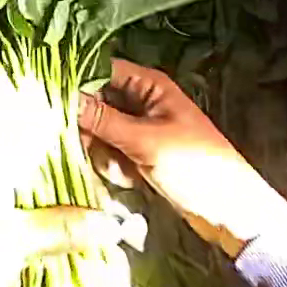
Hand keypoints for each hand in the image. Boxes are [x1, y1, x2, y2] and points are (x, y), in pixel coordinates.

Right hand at [79, 59, 286, 257]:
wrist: (231, 215)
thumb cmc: (195, 167)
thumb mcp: (145, 141)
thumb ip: (103, 119)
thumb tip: (64, 97)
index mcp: (148, 85)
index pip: (101, 70)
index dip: (78, 82)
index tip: (55, 100)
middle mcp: (140, 100)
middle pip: (96, 102)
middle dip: (92, 128)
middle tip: (92, 147)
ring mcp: (138, 128)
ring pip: (100, 130)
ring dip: (104, 152)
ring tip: (122, 169)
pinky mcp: (138, 152)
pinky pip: (110, 151)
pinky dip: (114, 166)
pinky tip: (129, 180)